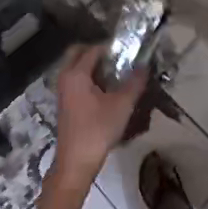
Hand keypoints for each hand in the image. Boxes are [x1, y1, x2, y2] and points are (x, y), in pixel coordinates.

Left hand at [50, 44, 145, 186]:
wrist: (76, 161)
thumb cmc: (98, 130)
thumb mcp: (122, 105)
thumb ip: (134, 83)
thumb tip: (145, 66)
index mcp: (76, 73)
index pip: (94, 49)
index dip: (112, 47)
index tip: (130, 50)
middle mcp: (65, 77)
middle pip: (78, 53)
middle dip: (97, 52)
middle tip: (119, 58)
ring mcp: (63, 90)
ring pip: (76, 67)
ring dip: (93, 65)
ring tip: (116, 73)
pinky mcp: (65, 102)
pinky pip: (76, 80)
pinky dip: (89, 78)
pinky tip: (107, 89)